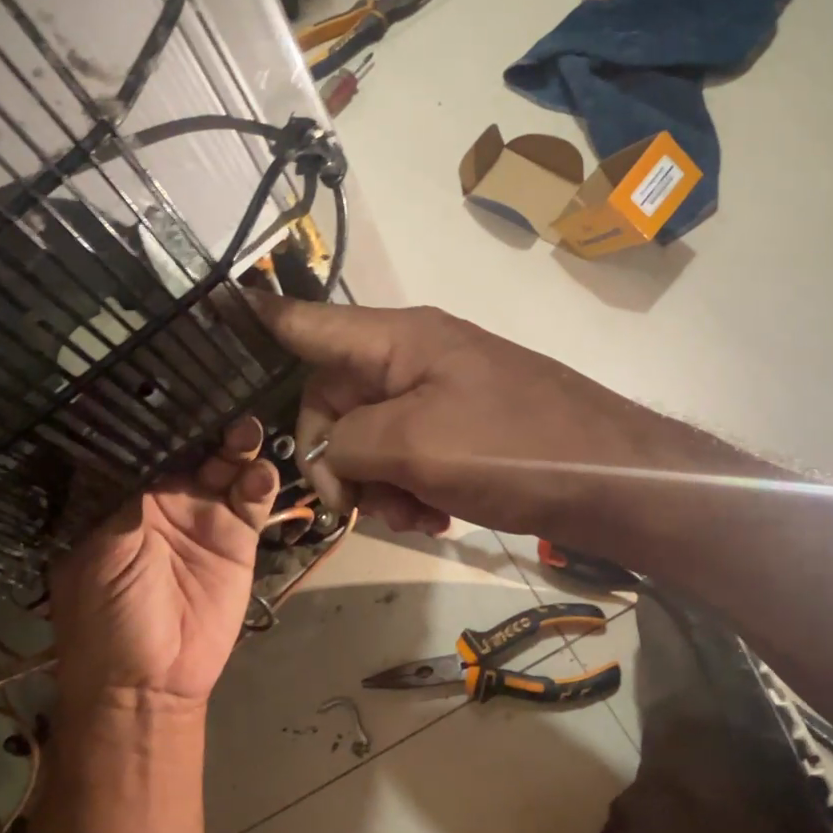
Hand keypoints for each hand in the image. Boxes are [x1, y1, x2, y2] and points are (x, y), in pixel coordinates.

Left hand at [47, 418, 279, 714]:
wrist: (150, 681)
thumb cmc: (108, 616)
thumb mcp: (104, 553)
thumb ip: (131, 498)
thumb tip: (147, 443)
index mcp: (122, 500)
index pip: (145, 448)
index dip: (160, 422)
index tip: (177, 387)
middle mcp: (164, 500)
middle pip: (190, 450)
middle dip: (205, 428)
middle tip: (222, 404)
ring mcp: (203, 518)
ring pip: (225, 468)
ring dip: (236, 447)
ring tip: (247, 432)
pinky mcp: (237, 538)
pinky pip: (251, 500)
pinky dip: (260, 483)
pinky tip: (261, 473)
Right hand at [248, 295, 752, 548]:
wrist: (621, 481)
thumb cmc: (515, 449)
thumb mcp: (415, 443)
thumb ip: (348, 440)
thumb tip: (329, 448)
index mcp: (396, 339)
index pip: (306, 321)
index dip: (258, 321)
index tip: (212, 317)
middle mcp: (413, 356)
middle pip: (333, 397)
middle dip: (338, 454)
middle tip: (357, 505)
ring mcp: (441, 392)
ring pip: (369, 434)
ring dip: (376, 482)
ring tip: (413, 514)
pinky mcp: (463, 428)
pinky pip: (408, 453)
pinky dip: (409, 487)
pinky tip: (434, 514)